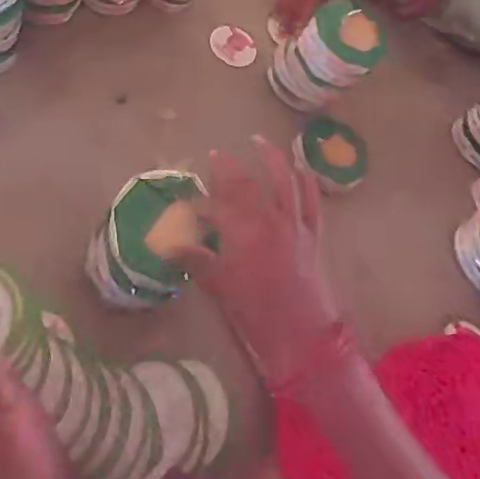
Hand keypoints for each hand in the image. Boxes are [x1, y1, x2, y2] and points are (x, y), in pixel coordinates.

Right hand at [180, 136, 341, 387]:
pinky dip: (305, 181)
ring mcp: (294, 223)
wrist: (303, 337)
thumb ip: (195, 260)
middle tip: (216, 155)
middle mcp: (269, 218)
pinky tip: (299, 167)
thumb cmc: (255, 314)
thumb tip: (167, 245)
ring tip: (258, 140)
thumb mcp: (219, 287)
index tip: (184, 209)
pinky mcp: (312, 233)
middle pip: (246, 183)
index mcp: (242, 231)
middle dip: (228, 167)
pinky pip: (310, 200)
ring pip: (283, 180)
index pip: (213, 208)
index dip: (196, 206)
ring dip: (270, 157)